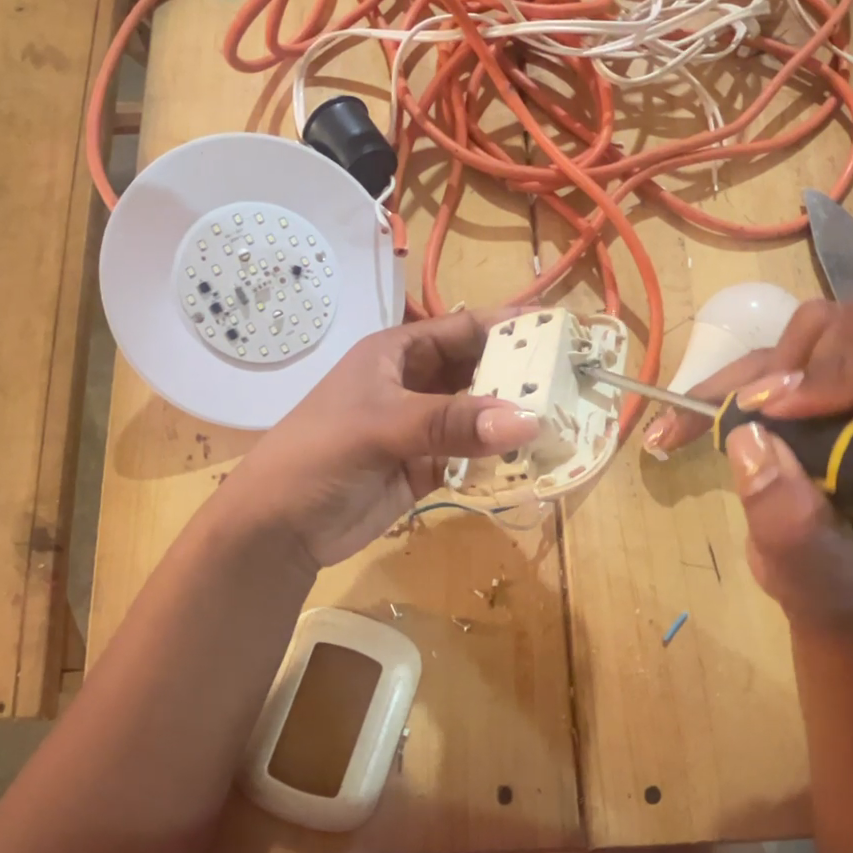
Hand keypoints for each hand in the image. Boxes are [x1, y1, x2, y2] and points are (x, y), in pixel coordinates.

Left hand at [217, 309, 541, 567]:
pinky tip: (533, 461)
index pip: (461, 328)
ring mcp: (421, 428)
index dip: (507, 325)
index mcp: (395, 354)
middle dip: (520, 375)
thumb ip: (452, 423)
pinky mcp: (425, 468)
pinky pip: (472, 456)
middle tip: (574, 381)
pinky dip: (498, 459)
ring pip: (478, 416)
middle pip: (477, 371)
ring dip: (513, 420)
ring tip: (567, 421)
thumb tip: (528, 420)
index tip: (559, 328)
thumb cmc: (318, 456)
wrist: (278, 527)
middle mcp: (412, 384)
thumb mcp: (381, 428)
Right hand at [644, 295, 852, 627]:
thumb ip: (791, 521)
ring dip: (766, 367)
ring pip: (827, 323)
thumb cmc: (844, 582)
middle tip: (749, 410)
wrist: (836, 578)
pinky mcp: (834, 371)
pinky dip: (729, 380)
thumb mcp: (817, 573)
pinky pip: (781, 348)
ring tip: (724, 418)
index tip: (774, 411)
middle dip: (803, 364)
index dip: (850, 375)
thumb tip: (748, 441)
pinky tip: (683, 419)